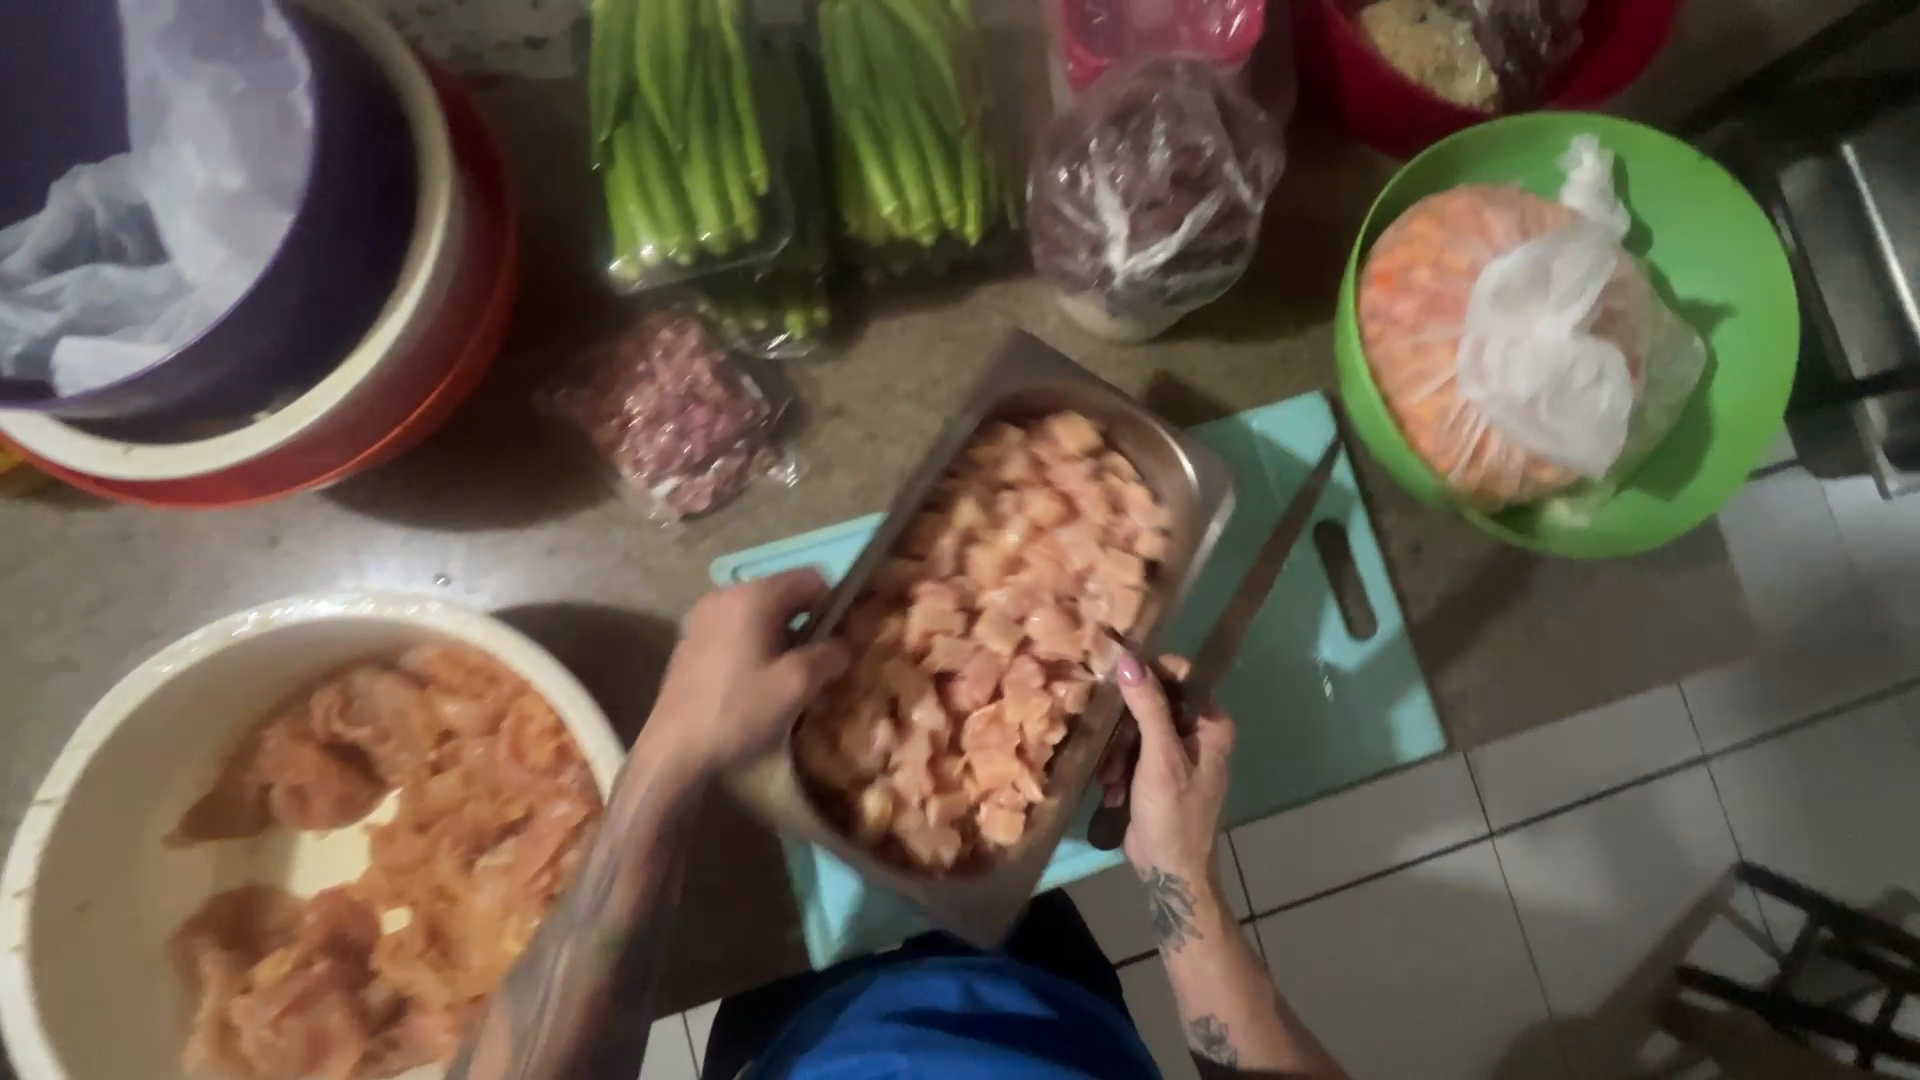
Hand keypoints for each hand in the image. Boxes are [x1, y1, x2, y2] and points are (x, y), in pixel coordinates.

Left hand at [639, 568, 850, 776]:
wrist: (673, 752)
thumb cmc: (738, 712)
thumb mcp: (797, 685)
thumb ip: (831, 655)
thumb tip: (846, 645)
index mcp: (751, 596)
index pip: (810, 577)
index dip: (835, 601)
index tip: (845, 635)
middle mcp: (724, 595)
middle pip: (784, 593)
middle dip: (810, 620)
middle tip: (823, 659)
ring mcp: (703, 618)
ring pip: (761, 613)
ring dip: (784, 635)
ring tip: (793, 674)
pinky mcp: (692, 641)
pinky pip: (738, 629)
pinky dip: (757, 644)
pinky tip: (758, 681)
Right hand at [1102, 651, 1234, 885]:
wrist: (1170, 872)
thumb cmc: (1174, 813)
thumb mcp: (1160, 757)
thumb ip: (1148, 707)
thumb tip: (1128, 659)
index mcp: (1211, 723)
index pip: (1181, 676)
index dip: (1149, 674)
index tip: (1118, 683)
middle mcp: (1197, 732)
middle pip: (1152, 700)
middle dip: (1126, 727)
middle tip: (1112, 748)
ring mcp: (1175, 752)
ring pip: (1136, 725)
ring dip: (1118, 752)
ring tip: (1111, 778)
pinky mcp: (1156, 770)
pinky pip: (1130, 749)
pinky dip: (1118, 767)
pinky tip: (1113, 789)